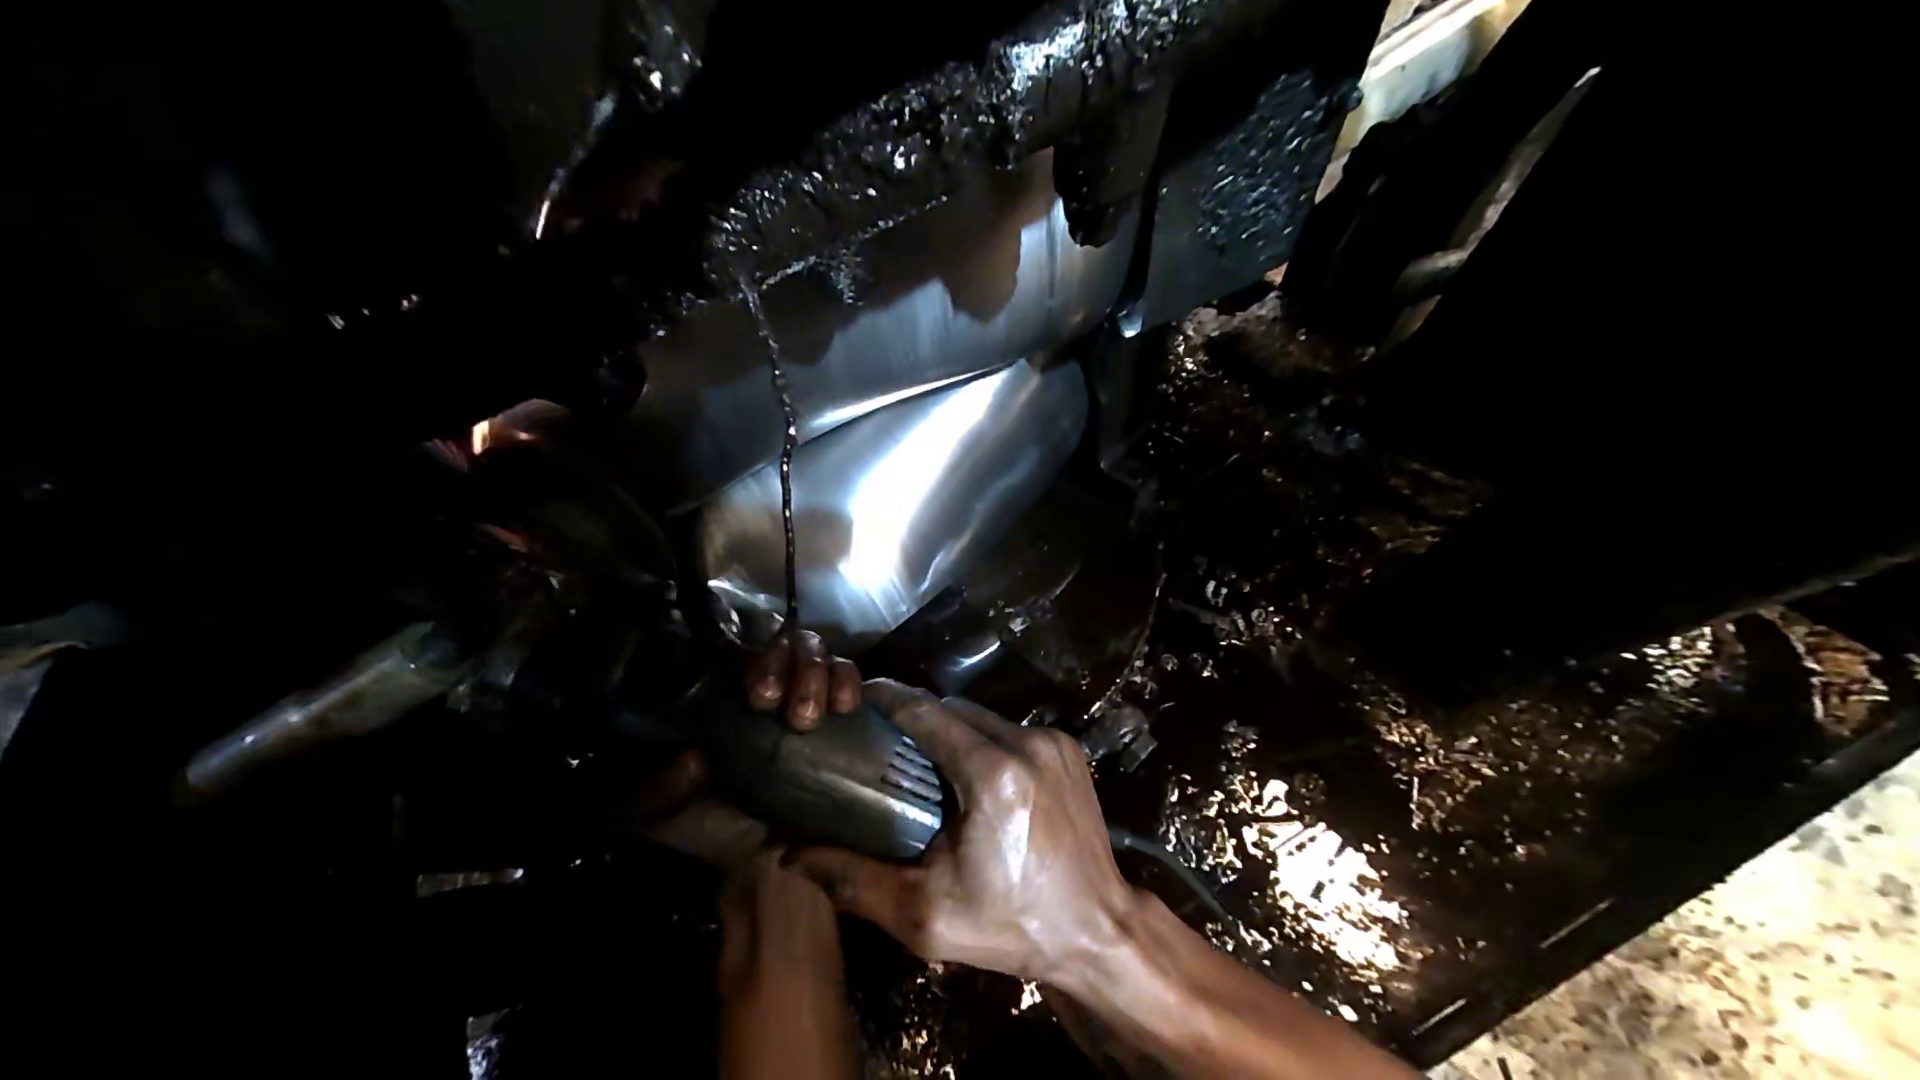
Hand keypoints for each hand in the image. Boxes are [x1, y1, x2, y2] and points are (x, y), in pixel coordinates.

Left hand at [649, 639, 864, 867]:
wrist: (772, 874)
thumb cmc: (716, 838)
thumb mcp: (659, 818)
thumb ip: (649, 791)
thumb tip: (692, 756)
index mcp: (729, 701)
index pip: (744, 651)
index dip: (755, 660)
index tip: (760, 696)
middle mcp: (772, 690)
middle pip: (787, 644)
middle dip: (790, 667)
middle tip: (783, 706)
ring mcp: (812, 697)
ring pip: (819, 653)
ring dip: (817, 673)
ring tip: (813, 715)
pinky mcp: (848, 713)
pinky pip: (852, 677)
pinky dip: (848, 681)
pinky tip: (845, 706)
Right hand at [790, 680, 1136, 984]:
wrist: (1098, 931)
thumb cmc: (1011, 925)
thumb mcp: (924, 914)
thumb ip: (853, 880)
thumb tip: (789, 855)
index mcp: (993, 773)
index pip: (926, 711)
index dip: (886, 698)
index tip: (856, 695)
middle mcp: (1026, 743)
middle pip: (953, 707)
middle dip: (914, 713)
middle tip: (880, 734)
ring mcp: (1052, 742)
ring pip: (982, 715)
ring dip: (948, 726)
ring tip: (917, 752)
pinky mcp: (1068, 749)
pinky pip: (1009, 729)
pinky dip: (980, 738)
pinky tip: (964, 768)